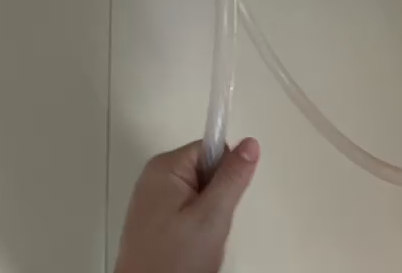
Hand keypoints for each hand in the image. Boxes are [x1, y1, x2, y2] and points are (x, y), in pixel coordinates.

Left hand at [114, 138, 260, 272]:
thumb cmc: (177, 259)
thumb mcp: (212, 217)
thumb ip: (232, 177)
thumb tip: (251, 142)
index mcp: (165, 167)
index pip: (210, 149)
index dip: (224, 174)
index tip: (222, 202)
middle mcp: (154, 177)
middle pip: (203, 172)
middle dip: (215, 199)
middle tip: (210, 229)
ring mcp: (150, 201)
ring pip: (196, 196)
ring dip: (206, 218)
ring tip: (199, 244)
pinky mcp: (150, 222)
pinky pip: (184, 213)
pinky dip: (193, 229)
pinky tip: (189, 250)